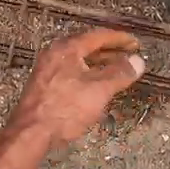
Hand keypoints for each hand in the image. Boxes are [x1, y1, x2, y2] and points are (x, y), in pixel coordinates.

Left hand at [4, 29, 145, 149]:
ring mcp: (46, 70)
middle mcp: (54, 54)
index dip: (119, 39)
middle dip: (109, 51)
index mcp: (67, 48)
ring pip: (78, 61)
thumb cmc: (65, 108)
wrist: (31, 132)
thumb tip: (138, 61)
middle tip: (128, 55)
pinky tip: (95, 87)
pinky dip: (87, 74)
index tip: (135, 43)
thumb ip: (120, 73)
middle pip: (86, 46)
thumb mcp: (99, 89)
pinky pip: (70, 73)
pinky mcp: (43, 86)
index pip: (97, 36)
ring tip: (116, 71)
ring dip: (98, 64)